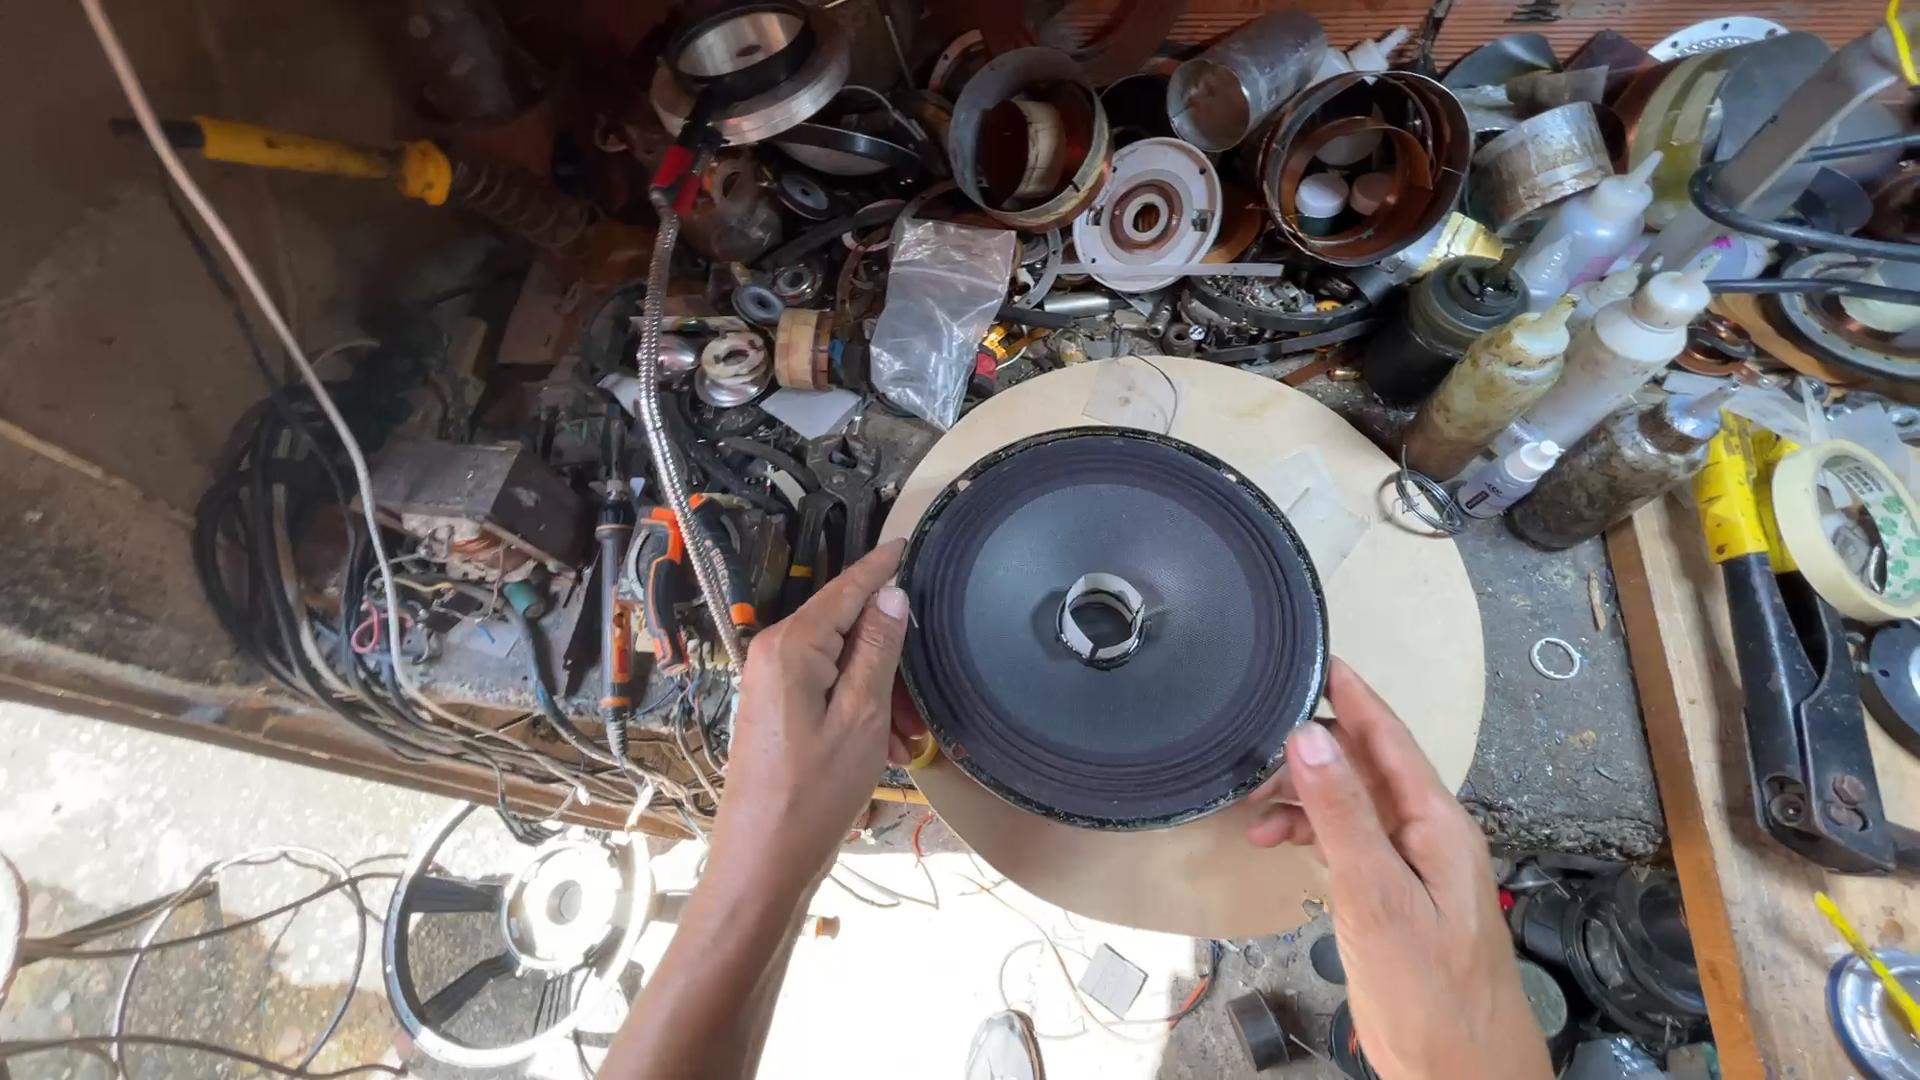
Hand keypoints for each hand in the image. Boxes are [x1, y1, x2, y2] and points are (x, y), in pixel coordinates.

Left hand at [711, 539, 910, 890]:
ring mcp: (772, 682)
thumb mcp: (862, 715)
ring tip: (906, 739)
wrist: (762, 863)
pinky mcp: (777, 708)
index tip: (904, 544)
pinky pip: (828, 690)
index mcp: (791, 646)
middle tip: (922, 700)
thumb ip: (878, 649)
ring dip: (880, 693)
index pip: (845, 590)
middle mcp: (774, 654)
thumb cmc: (814, 792)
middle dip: (890, 659)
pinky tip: (885, 747)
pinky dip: (860, 710)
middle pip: (846, 630)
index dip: (879, 568)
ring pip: (842, 664)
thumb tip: (891, 595)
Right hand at [1246, 659, 1550, 1079]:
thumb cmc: (1427, 990)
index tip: (1314, 654)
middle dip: (1307, 748)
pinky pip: (1341, 836)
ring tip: (1252, 803)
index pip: (1388, 736)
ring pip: (1345, 799)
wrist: (1458, 1078)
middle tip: (1252, 743)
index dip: (1352, 692)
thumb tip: (1307, 734)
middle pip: (1361, 763)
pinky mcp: (1387, 888)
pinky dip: (1305, 829)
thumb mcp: (1375, 894)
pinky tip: (1273, 839)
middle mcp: (1423, 831)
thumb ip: (1341, 812)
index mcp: (1435, 822)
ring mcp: (1405, 861)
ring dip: (1299, 793)